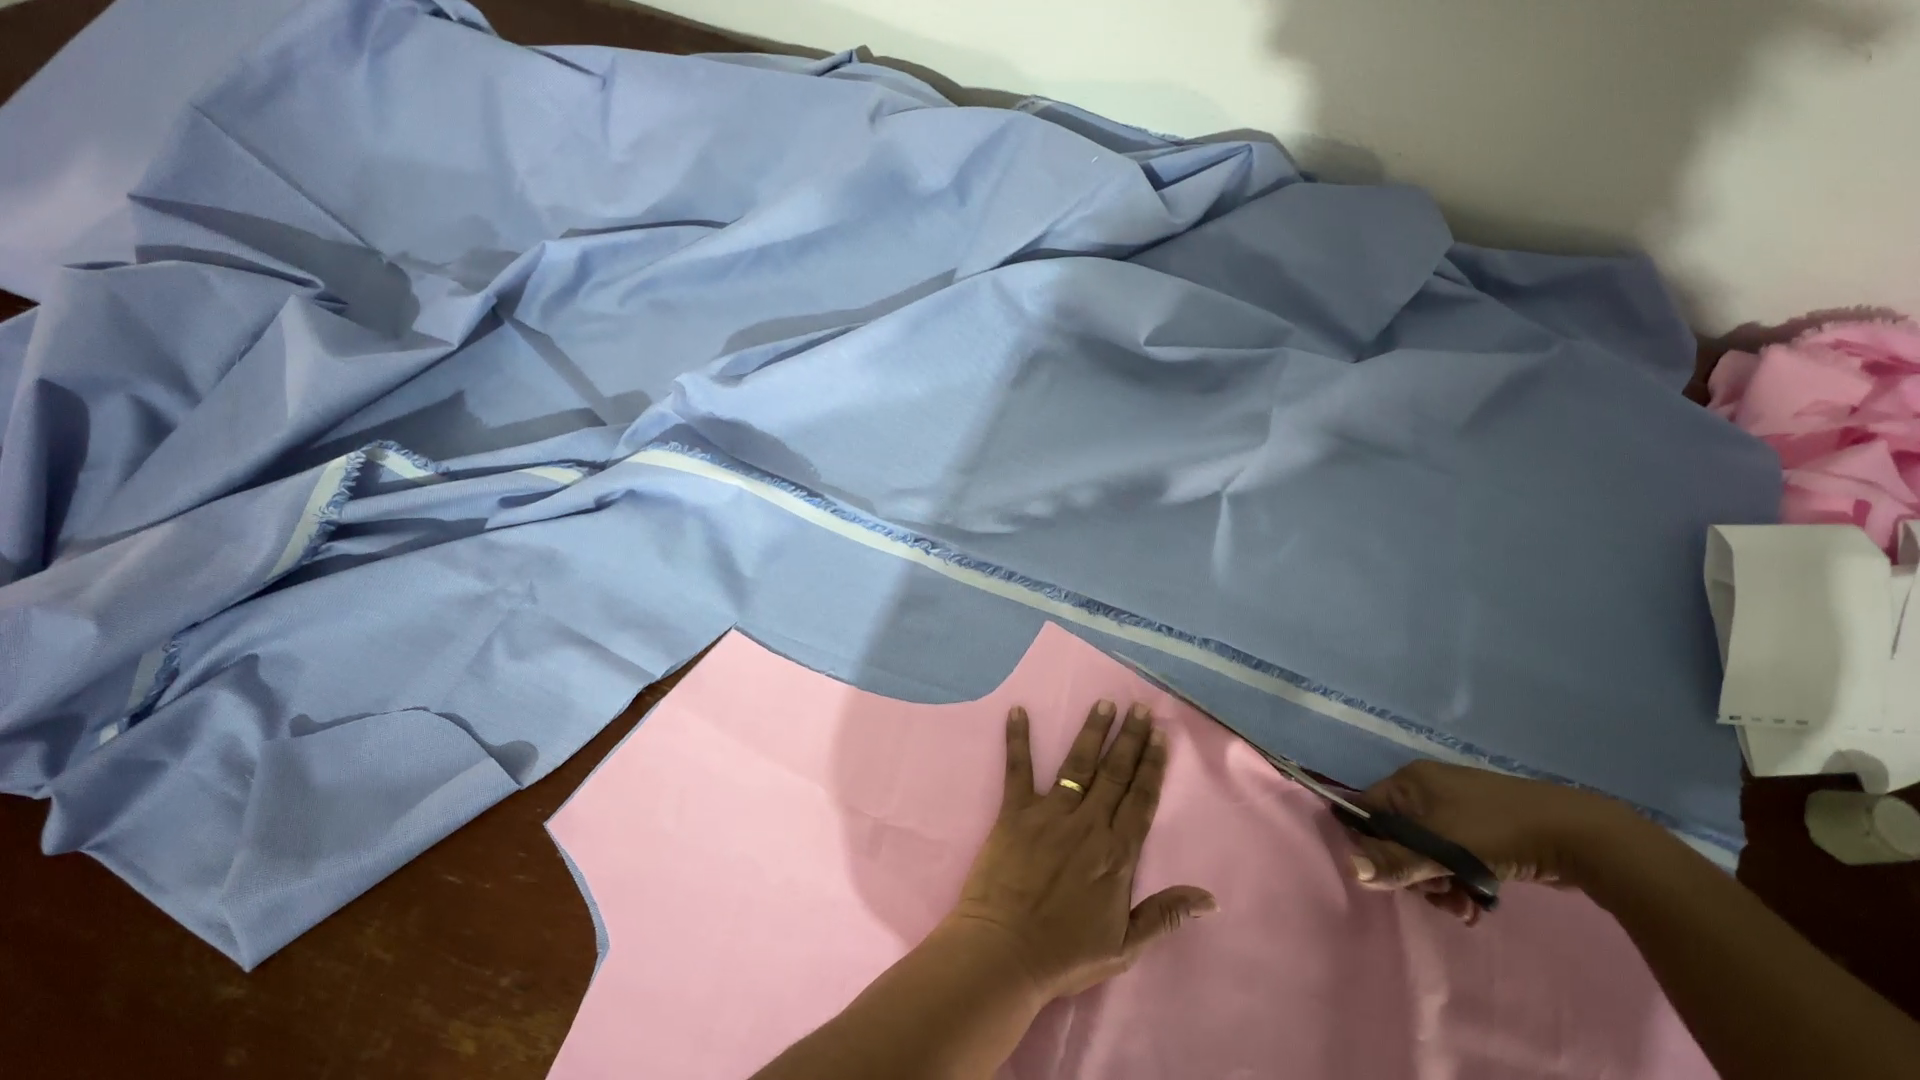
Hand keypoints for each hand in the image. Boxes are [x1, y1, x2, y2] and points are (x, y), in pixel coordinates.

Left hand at [944, 700, 1216, 1000]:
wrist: (1004, 953)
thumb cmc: (1065, 954)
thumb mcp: (1126, 946)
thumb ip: (1165, 915)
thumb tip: (1210, 898)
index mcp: (1116, 854)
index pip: (1141, 800)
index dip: (1152, 766)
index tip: (1161, 736)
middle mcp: (1087, 825)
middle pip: (1115, 774)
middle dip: (1130, 738)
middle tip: (1139, 707)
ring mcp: (1049, 816)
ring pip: (1077, 765)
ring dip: (1092, 732)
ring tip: (1104, 703)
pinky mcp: (1013, 815)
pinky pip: (1016, 770)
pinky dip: (1017, 739)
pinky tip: (1017, 711)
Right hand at [1344, 760, 1638, 924]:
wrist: (1579, 836)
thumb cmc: (1498, 832)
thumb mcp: (1440, 847)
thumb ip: (1393, 860)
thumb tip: (1348, 868)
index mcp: (1410, 782)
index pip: (1367, 813)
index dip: (1371, 847)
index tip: (1393, 877)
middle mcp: (1428, 790)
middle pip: (1397, 839)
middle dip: (1414, 875)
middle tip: (1437, 894)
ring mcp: (1457, 810)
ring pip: (1427, 854)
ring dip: (1438, 886)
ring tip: (1462, 908)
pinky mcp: (1483, 832)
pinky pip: (1453, 858)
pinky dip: (1459, 882)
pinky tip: (1475, 905)